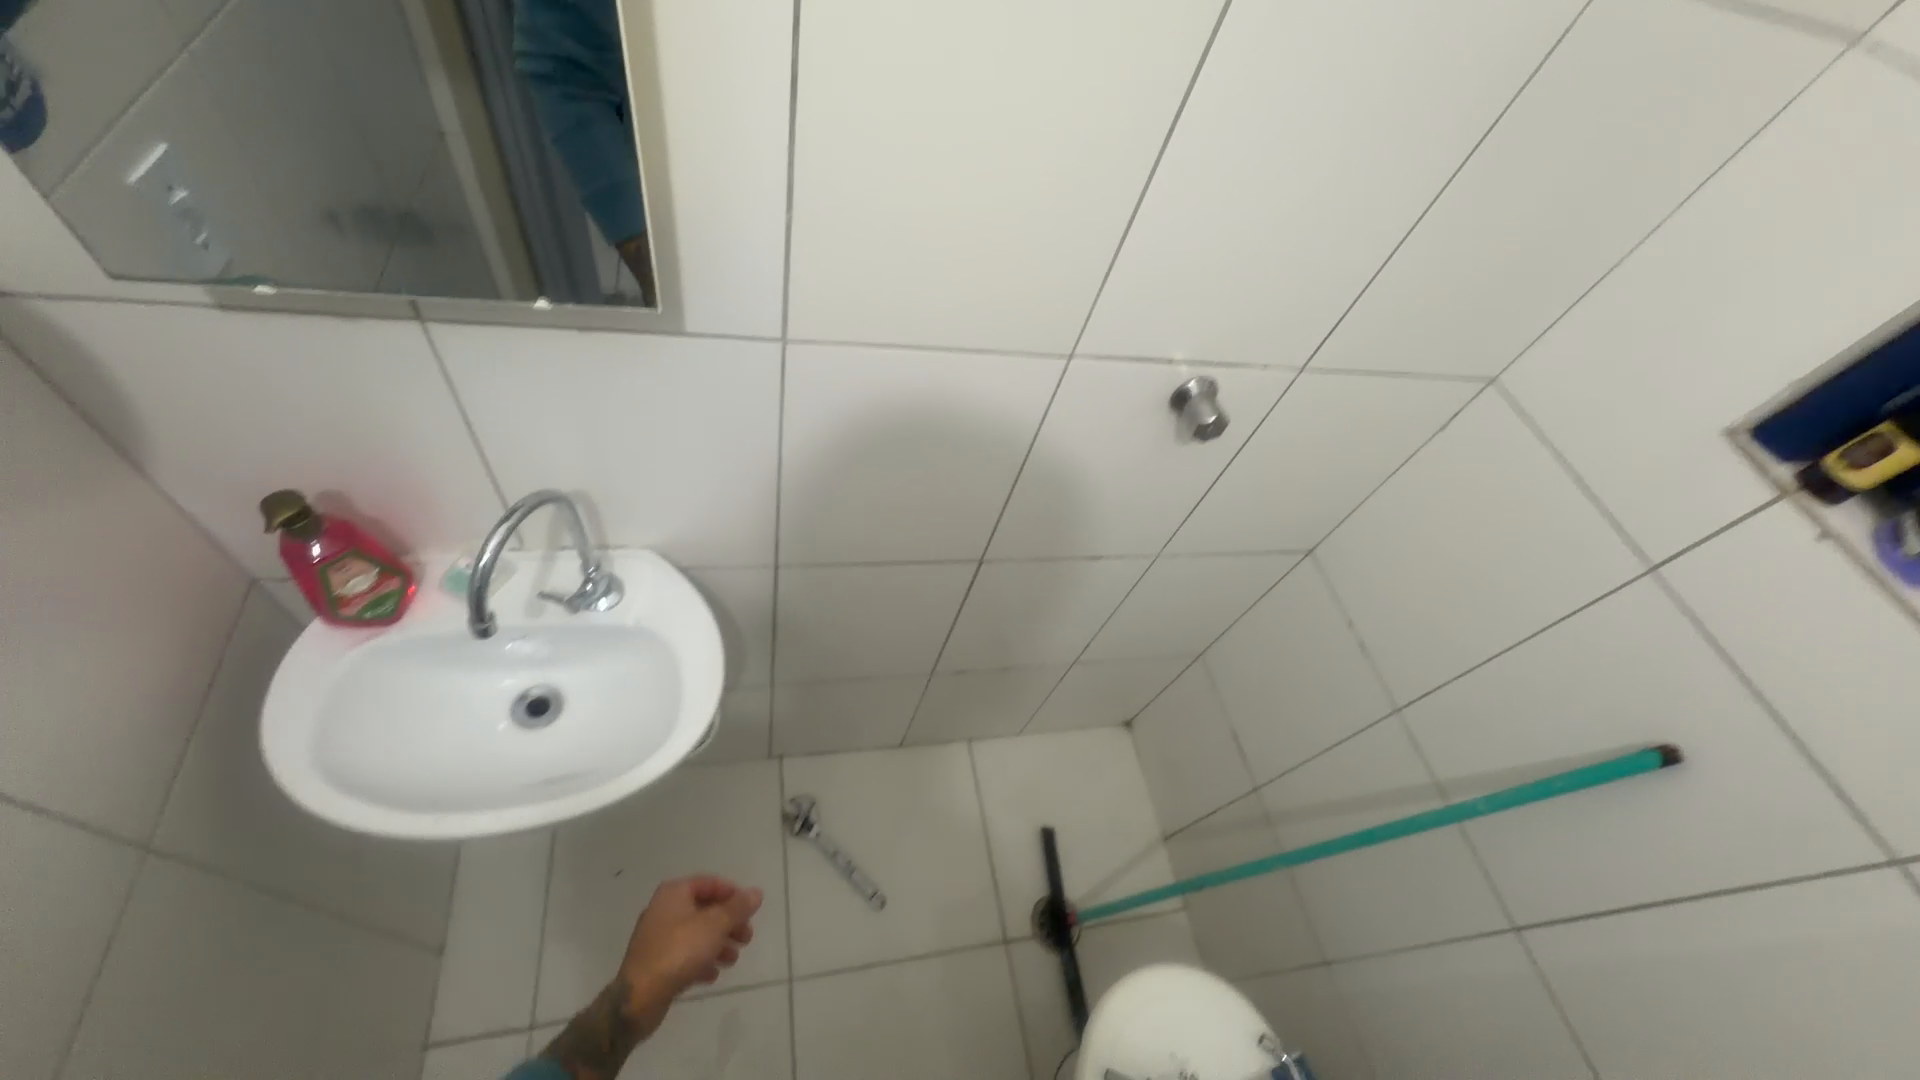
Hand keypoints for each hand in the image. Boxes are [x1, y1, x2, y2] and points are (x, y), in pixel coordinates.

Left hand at [618, 875, 762, 1016]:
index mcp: (674, 893)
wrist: (639, 997)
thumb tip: (756, 892)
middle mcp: (663, 910)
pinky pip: (684, 955)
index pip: (709, 883)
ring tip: (733, 959)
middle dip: (728, 923)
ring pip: (696, 934)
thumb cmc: (679, 951)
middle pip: (704, 910)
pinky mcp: (655, 962)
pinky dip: (701, 960)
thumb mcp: (715, 925)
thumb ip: (738, 908)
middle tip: (747, 938)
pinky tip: (712, 974)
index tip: (750, 910)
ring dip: (718, 944)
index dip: (733, 894)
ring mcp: (657, 938)